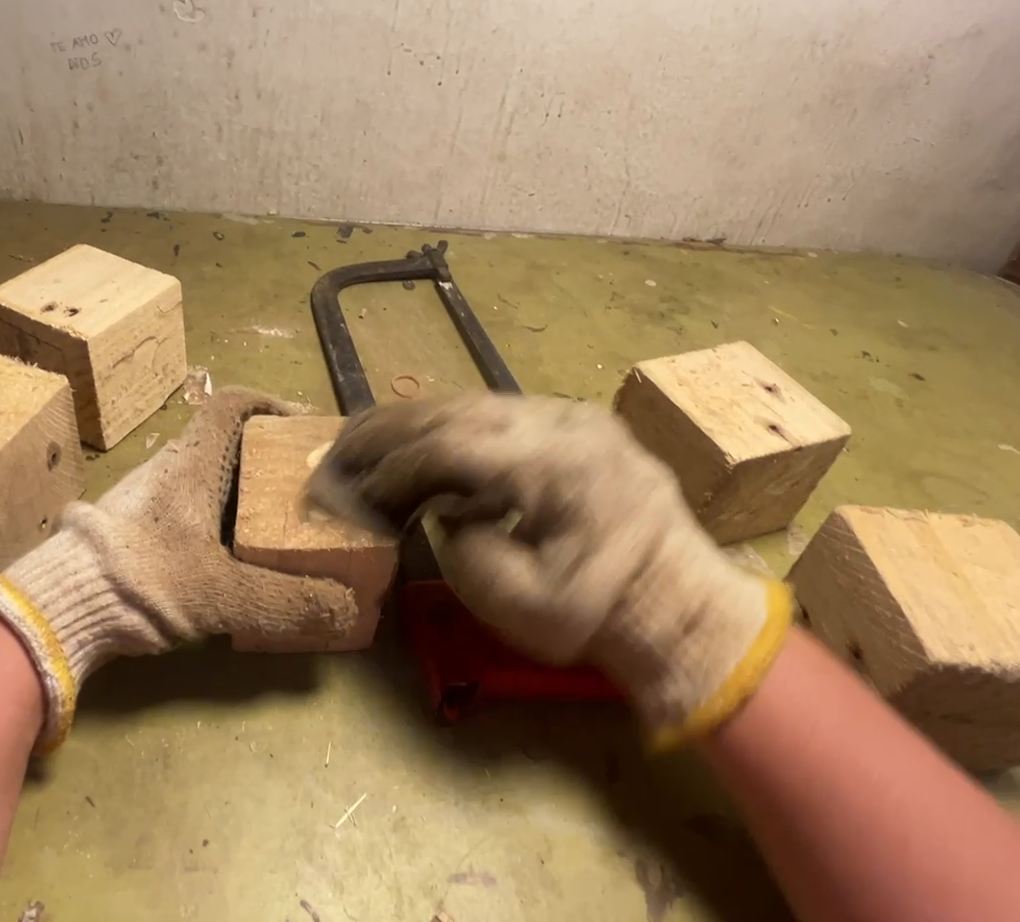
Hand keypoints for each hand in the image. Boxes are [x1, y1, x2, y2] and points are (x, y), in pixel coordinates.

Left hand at [0, 388, 358, 751]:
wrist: (54, 608)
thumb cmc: (141, 578)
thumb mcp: (223, 594)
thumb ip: (286, 601)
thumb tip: (345, 607)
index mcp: (192, 464)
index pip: (230, 405)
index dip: (268, 404)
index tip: (298, 425)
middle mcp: (166, 469)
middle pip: (220, 443)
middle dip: (260, 458)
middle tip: (294, 488)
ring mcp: (140, 497)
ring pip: (199, 477)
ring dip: (234, 492)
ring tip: (267, 526)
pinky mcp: (125, 529)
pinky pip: (179, 509)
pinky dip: (209, 520)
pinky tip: (222, 558)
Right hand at [312, 393, 792, 747]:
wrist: (678, 603)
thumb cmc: (601, 616)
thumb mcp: (522, 603)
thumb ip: (466, 548)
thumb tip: (444, 509)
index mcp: (555, 465)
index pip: (453, 448)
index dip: (395, 467)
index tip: (357, 489)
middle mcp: (563, 424)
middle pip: (458, 412)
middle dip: (392, 431)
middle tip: (341, 445)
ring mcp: (571, 416)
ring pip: (476, 404)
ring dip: (416, 422)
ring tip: (368, 436)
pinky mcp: (573, 423)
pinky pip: (499, 413)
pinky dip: (451, 425)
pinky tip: (423, 438)